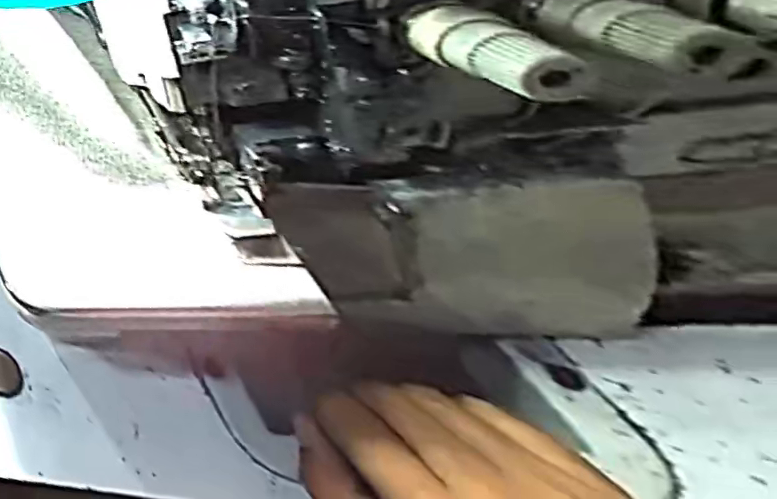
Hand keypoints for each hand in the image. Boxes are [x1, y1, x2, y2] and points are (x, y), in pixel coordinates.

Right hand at [298, 384, 627, 497]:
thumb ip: (339, 493)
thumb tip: (310, 433)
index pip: (354, 424)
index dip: (326, 410)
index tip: (320, 416)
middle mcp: (486, 487)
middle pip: (392, 401)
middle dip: (360, 400)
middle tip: (351, 417)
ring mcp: (538, 476)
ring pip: (436, 398)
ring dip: (404, 401)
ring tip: (398, 423)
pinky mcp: (578, 471)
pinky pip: (492, 410)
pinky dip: (458, 410)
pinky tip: (451, 430)